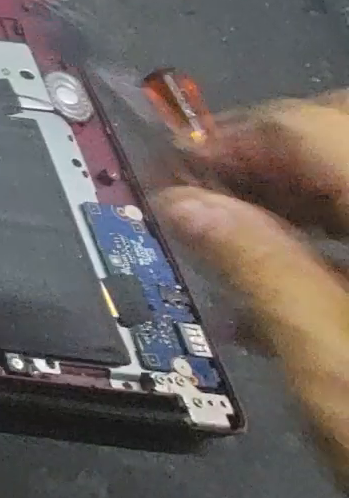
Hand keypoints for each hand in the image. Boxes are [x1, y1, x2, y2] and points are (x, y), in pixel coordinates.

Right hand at [156, 92, 348, 484]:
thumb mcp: (330, 367)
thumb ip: (258, 271)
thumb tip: (182, 203)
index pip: (308, 129)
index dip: (227, 139)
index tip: (166, 172)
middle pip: (341, 132)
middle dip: (265, 156)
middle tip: (202, 198)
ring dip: (295, 195)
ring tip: (238, 242)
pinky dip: (329, 231)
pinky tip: (301, 275)